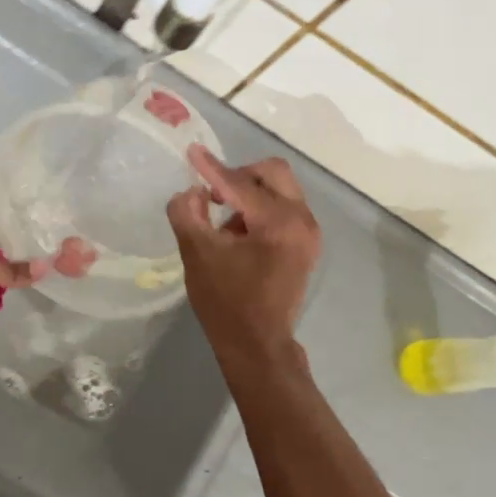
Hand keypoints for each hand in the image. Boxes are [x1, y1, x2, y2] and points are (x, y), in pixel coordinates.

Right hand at [167, 145, 320, 371]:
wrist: (257, 344)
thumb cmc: (225, 302)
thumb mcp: (197, 255)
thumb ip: (187, 214)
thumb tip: (191, 191)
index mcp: (278, 221)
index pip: (239, 184)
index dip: (211, 168)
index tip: (191, 152)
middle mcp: (302, 220)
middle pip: (272, 174)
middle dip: (239, 176)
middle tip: (211, 193)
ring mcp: (308, 233)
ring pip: (280, 190)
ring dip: (248, 195)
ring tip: (221, 222)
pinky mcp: (305, 246)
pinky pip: (283, 210)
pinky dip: (259, 211)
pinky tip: (237, 235)